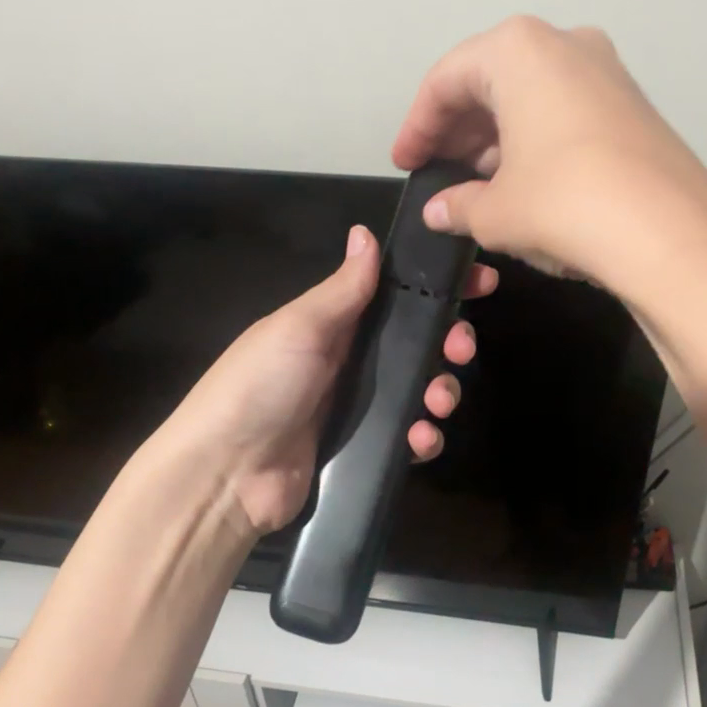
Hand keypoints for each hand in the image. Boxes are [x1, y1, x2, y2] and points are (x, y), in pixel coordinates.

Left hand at [173, 224, 496, 534]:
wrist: (227, 472)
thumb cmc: (259, 386)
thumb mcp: (299, 328)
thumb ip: (342, 289)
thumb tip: (366, 233)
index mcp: (333, 325)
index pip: (395, 296)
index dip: (436, 288)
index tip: (479, 282)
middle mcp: (350, 362)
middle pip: (417, 345)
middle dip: (449, 343)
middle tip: (461, 349)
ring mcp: (358, 408)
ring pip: (420, 392)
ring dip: (441, 392)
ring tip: (438, 402)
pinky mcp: (362, 450)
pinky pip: (407, 438)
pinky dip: (423, 438)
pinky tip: (419, 440)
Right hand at [390, 16, 706, 293]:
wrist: (669, 235)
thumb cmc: (563, 205)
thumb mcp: (495, 212)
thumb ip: (458, 205)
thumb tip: (440, 211)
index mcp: (519, 50)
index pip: (447, 80)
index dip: (417, 126)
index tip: (405, 164)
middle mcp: (565, 44)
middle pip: (491, 82)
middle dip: (458, 131)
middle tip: (437, 175)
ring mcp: (607, 73)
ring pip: (531, 99)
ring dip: (496, 140)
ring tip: (475, 188)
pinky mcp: (633, 108)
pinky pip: (565, 115)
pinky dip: (534, 144)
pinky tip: (523, 186)